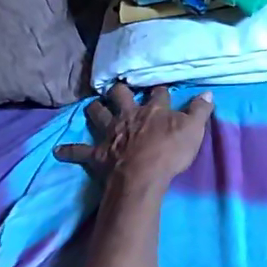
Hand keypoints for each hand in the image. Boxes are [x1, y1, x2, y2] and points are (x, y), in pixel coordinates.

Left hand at [55, 83, 212, 192]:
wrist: (141, 177)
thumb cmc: (169, 153)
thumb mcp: (193, 131)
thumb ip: (200, 111)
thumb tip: (207, 94)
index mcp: (153, 110)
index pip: (158, 94)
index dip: (160, 91)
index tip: (161, 89)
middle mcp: (129, 116)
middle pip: (121, 95)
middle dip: (119, 90)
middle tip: (118, 88)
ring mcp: (110, 133)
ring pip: (97, 113)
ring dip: (94, 109)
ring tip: (92, 105)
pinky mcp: (97, 153)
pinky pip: (78, 151)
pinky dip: (68, 150)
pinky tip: (58, 150)